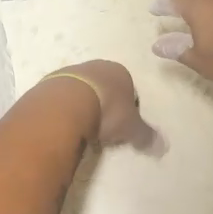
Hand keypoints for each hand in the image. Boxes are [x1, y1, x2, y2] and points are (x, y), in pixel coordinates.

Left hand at [47, 60, 163, 154]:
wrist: (66, 103)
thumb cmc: (107, 111)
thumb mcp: (131, 127)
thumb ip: (145, 135)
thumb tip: (162, 147)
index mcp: (119, 72)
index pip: (128, 89)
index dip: (126, 107)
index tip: (121, 125)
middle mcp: (96, 66)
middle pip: (104, 87)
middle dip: (103, 104)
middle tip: (101, 127)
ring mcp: (71, 71)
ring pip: (82, 89)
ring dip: (83, 105)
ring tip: (82, 127)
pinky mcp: (50, 80)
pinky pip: (62, 96)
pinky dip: (65, 107)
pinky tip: (65, 122)